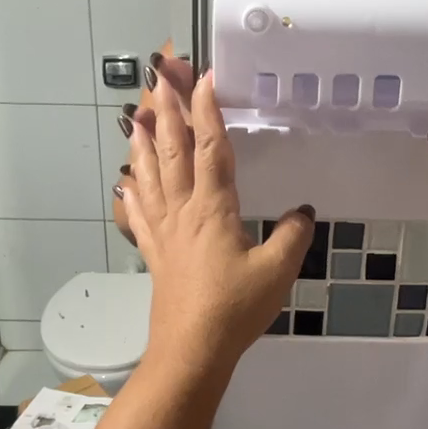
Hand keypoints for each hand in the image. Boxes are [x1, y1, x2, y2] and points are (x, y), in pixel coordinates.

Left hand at [117, 62, 314, 374]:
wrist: (190, 351)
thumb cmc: (234, 309)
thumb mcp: (278, 272)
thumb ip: (293, 237)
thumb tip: (303, 212)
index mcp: (213, 209)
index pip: (210, 148)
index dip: (208, 110)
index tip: (204, 77)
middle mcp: (183, 211)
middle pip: (172, 151)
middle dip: (168, 111)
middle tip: (160, 77)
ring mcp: (163, 232)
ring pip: (150, 176)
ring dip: (143, 142)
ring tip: (136, 116)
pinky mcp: (154, 254)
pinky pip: (140, 215)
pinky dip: (131, 194)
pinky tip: (124, 184)